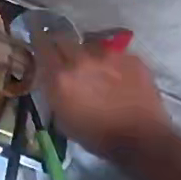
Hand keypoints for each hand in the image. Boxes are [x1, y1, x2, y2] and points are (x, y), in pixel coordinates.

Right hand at [37, 40, 176, 161]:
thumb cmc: (98, 136)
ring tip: (95, 70)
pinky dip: (111, 62)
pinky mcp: (130, 56)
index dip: (39, 42)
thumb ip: (54, 92)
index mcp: (61, 76)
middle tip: (65, 58)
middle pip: (64, 40)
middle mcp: (82, 59)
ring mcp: (109, 55)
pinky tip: (117, 77)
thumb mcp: (63, 120)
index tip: (39, 42)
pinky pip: (114, 53)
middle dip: (62, 47)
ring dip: (87, 55)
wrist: (141, 139)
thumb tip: (51, 78)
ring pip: (90, 45)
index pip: (42, 46)